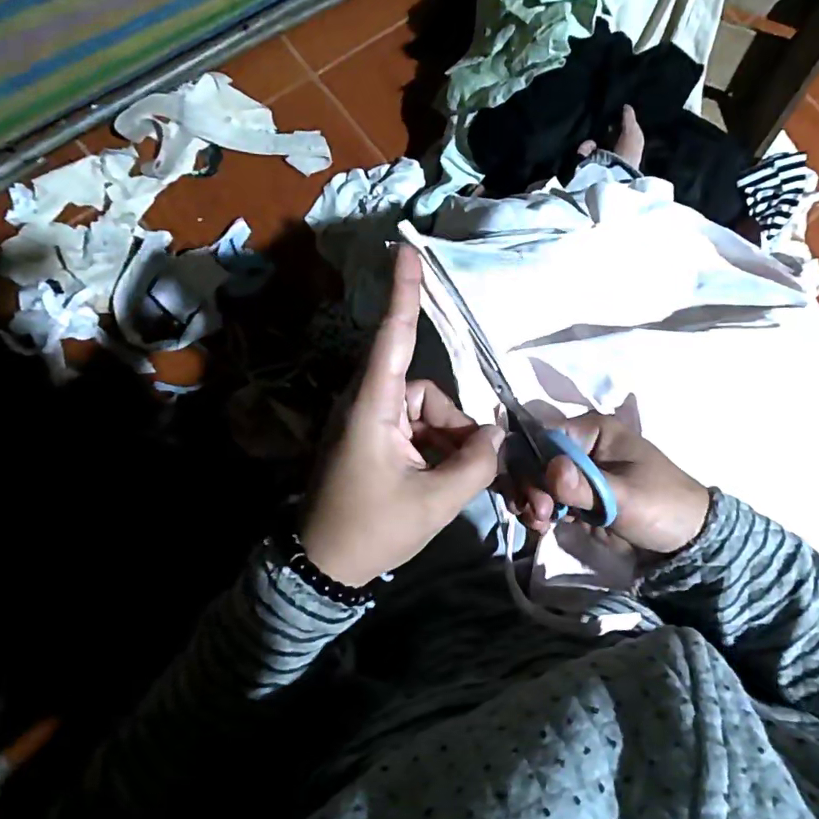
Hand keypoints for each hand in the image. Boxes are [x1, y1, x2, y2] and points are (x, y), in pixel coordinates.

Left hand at [299, 246, 503, 586]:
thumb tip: (496, 436)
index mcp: (373, 408)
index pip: (393, 339)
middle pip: (428, 394)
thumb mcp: (434, 501)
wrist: (323, 568)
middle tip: (473, 468)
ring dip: (449, 446)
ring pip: (428, 416)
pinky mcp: (374, 444)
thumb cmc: (371, 529)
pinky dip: (437, 454)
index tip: (407, 250)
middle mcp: (369, 406)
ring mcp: (370, 426)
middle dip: (456, 428)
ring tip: (451, 486)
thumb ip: (475, 464)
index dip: (404, 293)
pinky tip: (442, 485)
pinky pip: (417, 434)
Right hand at [518, 412, 709, 556]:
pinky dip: (541, 511)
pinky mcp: (579, 496)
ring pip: (538, 479)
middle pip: (535, 458)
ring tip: (540, 523)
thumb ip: (585, 485)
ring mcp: (579, 472)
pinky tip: (542, 526)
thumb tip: (551, 470)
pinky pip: (549, 498)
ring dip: (531, 500)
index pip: (544, 436)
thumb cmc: (662, 506)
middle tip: (539, 515)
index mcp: (595, 431)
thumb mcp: (624, 497)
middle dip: (530, 486)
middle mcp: (582, 445)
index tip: (535, 498)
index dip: (530, 464)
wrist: (685, 539)